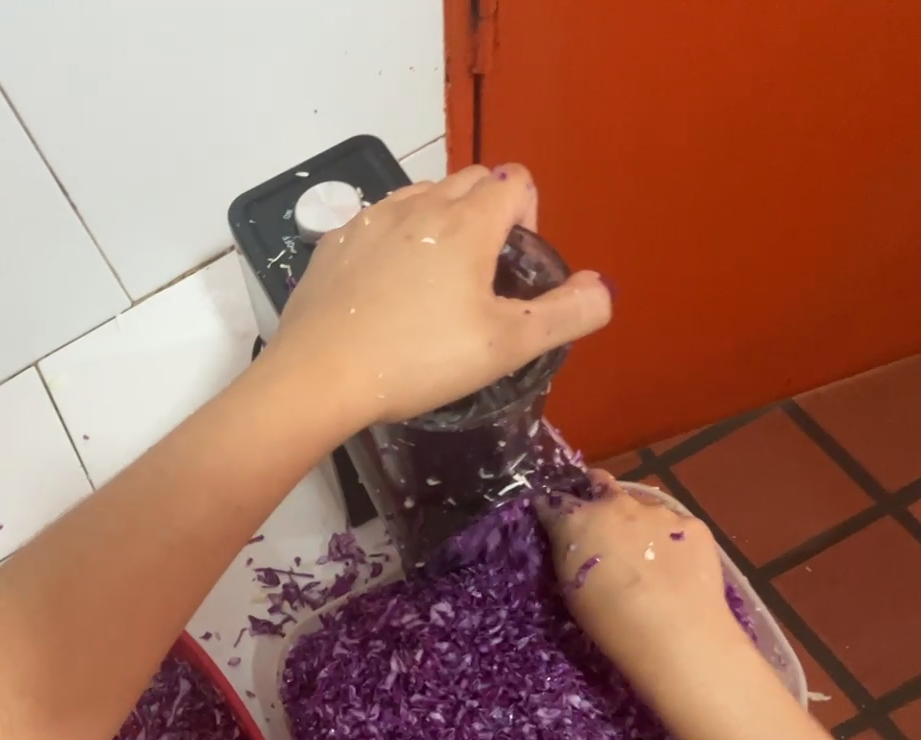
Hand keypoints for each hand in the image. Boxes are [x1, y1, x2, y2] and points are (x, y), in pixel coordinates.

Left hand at [266, 164, 611, 426]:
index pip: (515, 181)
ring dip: (437, 222)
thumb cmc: (417, 360)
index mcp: (468, 221)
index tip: (515, 265)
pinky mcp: (332, 245)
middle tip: (479, 274)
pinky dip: (391, 241)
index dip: (527, 214)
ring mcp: (369, 221)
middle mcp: (419, 205)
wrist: (319, 377)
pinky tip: (382, 289)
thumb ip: (566, 315)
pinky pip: (374, 224)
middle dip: (486, 212)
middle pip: (468, 181)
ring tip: (431, 280)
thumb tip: (601, 289)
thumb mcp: (506, 347)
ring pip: (418, 197)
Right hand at [534, 473, 747, 677]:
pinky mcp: (693, 525)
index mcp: (574, 520)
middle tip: (600, 523)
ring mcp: (657, 512)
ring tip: (645, 554)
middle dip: (596, 495)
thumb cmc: (607, 619)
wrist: (675, 632)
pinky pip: (675, 526)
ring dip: (636, 521)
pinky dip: (670, 539)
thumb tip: (574, 542)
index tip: (555, 518)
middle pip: (599, 484)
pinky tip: (676, 565)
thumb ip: (569, 552)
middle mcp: (613, 505)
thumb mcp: (569, 586)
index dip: (553, 509)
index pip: (553, 501)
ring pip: (641, 506)